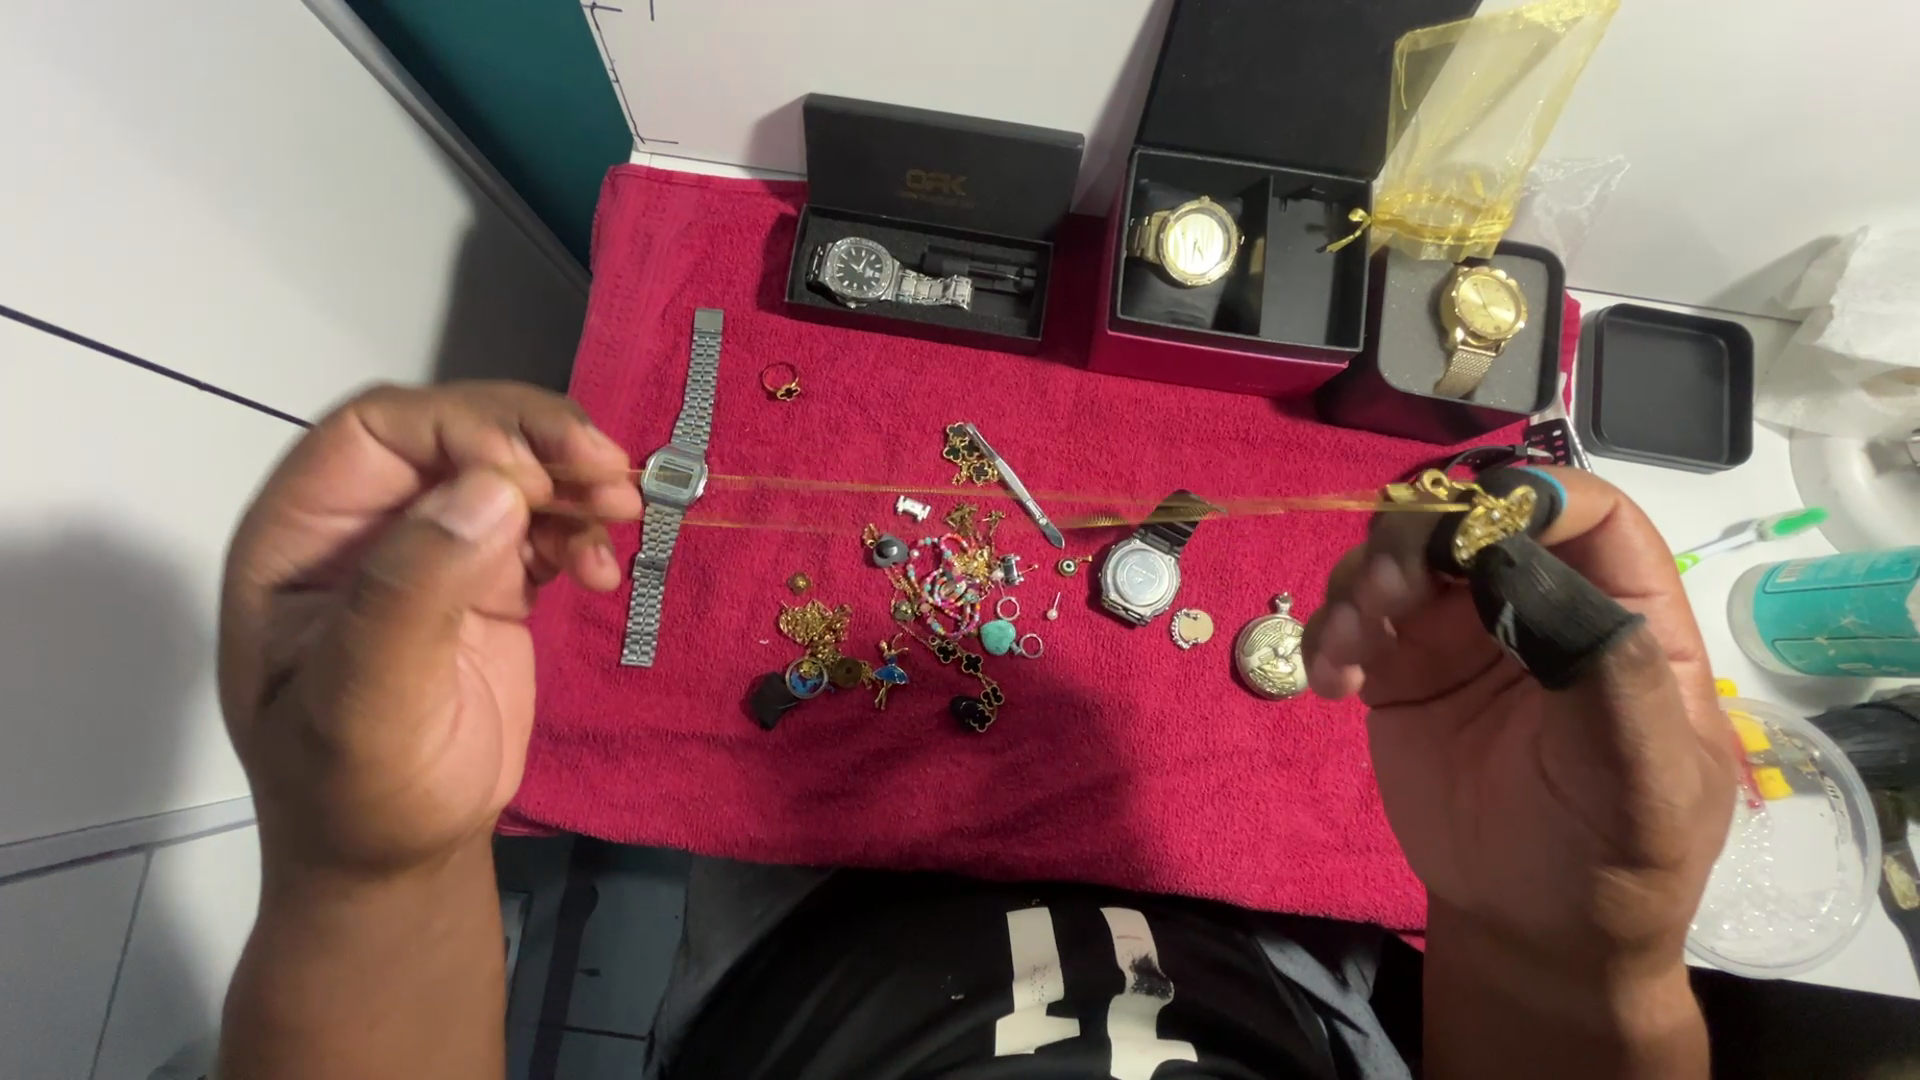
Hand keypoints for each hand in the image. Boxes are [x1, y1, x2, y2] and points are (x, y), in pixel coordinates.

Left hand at [219, 383, 642, 880]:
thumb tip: (494, 490)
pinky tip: (604, 574)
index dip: (467, 429)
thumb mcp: (368, 704)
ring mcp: (440, 550)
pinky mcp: (495, 582)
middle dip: (542, 443)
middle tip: (614, 474)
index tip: (539, 478)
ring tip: (627, 510)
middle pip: (463, 435)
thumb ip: (412, 592)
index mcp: (309, 535)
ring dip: (577, 482)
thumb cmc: (362, 790)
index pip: (382, 430)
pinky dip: (587, 533)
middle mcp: (374, 526)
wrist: (405, 850)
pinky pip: (549, 526)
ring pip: (516, 472)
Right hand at [1304, 468, 1735, 977]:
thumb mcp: (1636, 776)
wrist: (1521, 919)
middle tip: (1379, 594)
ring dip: (1353, 591)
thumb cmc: (1604, 852)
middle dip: (1409, 543)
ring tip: (1346, 654)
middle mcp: (1527, 605)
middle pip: (1463, 522)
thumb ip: (1602, 669)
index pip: (1585, 516)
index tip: (1466, 533)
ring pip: (1389, 561)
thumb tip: (1520, 564)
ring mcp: (1451, 634)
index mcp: (1617, 616)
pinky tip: (1332, 684)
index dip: (1530, 498)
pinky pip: (1342, 621)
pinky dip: (1323, 637)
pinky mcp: (1391, 666)